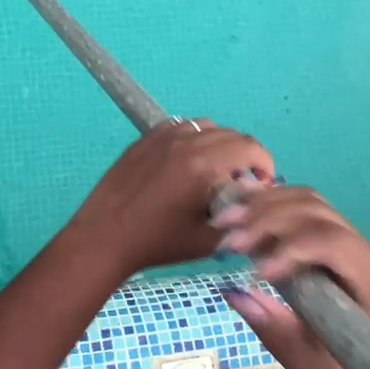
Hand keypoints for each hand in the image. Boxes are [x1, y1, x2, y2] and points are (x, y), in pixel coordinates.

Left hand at [61, 119, 274, 277]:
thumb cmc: (157, 242)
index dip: (264, 163)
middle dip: (244, 154)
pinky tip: (187, 162)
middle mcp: (184, 142)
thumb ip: (238, 217)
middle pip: (230, 134)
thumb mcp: (207, 239)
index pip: (249, 147)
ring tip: (215, 169)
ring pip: (205, 126)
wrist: (105, 236)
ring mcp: (161, 137)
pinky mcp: (144, 139)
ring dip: (219, 143)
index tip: (262, 183)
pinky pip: (179, 127)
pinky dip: (193, 138)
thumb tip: (254, 201)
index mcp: (202, 165)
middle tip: (241, 180)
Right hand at [214, 185, 369, 368]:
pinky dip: (265, 200)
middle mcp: (362, 252)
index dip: (291, 247)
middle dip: (268, 221)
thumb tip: (234, 293)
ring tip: (224, 221)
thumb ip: (274, 328)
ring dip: (261, 205)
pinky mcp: (324, 235)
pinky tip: (236, 203)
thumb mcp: (305, 363)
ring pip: (304, 200)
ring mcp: (345, 238)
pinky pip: (296, 203)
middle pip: (315, 213)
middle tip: (227, 242)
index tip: (255, 271)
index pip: (333, 244)